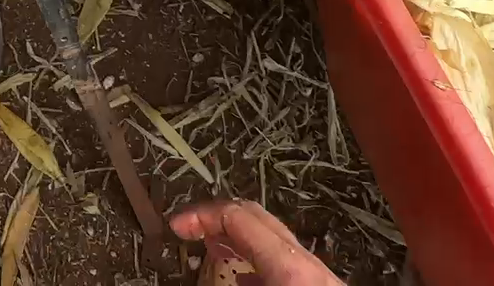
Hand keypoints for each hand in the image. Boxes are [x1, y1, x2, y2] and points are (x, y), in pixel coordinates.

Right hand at [170, 200, 345, 283]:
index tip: (175, 229)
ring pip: (271, 239)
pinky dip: (257, 262)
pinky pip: (284, 264)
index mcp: (289, 267)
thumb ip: (233, 283)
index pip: (236, 215)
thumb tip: (222, 277)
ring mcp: (318, 277)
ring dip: (237, 239)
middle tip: (191, 232)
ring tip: (212, 252)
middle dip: (217, 218)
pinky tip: (245, 283)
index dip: (199, 215)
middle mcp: (306, 263)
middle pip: (255, 216)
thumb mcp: (273, 285)